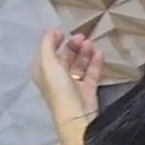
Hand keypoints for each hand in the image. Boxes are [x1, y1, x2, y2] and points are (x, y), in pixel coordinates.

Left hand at [31, 28, 103, 144]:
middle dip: (73, 46)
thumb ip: (48, 44)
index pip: (48, 51)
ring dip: (84, 53)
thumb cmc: (58, 88)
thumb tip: (52, 30)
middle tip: (82, 37)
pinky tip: (100, 54)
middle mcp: (57, 76)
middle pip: (65, 57)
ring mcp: (73, 83)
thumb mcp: (48, 62)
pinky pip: (92, 73)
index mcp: (43, 70)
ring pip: (79, 64)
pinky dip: (95, 63)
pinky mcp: (88, 90)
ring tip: (91, 44)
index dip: (54, 40)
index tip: (64, 31)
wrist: (76, 115)